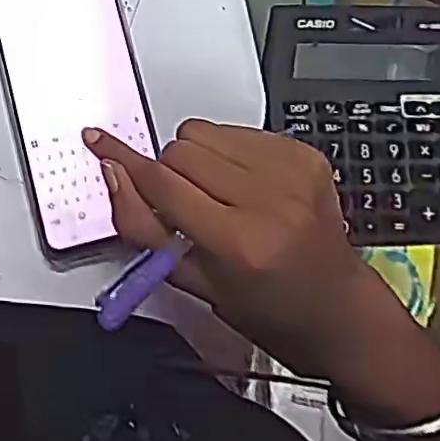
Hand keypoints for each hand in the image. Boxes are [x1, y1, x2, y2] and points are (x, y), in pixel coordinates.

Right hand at [85, 121, 439, 421]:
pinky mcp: (304, 156)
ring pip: (201, 132)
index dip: (123, 160)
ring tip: (216, 193)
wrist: (339, 311)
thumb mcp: (190, 280)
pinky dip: (225, 152)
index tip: (100, 141)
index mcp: (240, 242)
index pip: (161, 182)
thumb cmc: (267, 306)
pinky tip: (241, 184)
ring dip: (194, 158)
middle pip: (177, 149)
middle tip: (187, 205)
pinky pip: (233, 129)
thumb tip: (115, 174)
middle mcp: (272, 201)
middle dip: (168, 173)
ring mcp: (293, 173)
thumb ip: (142, 225)